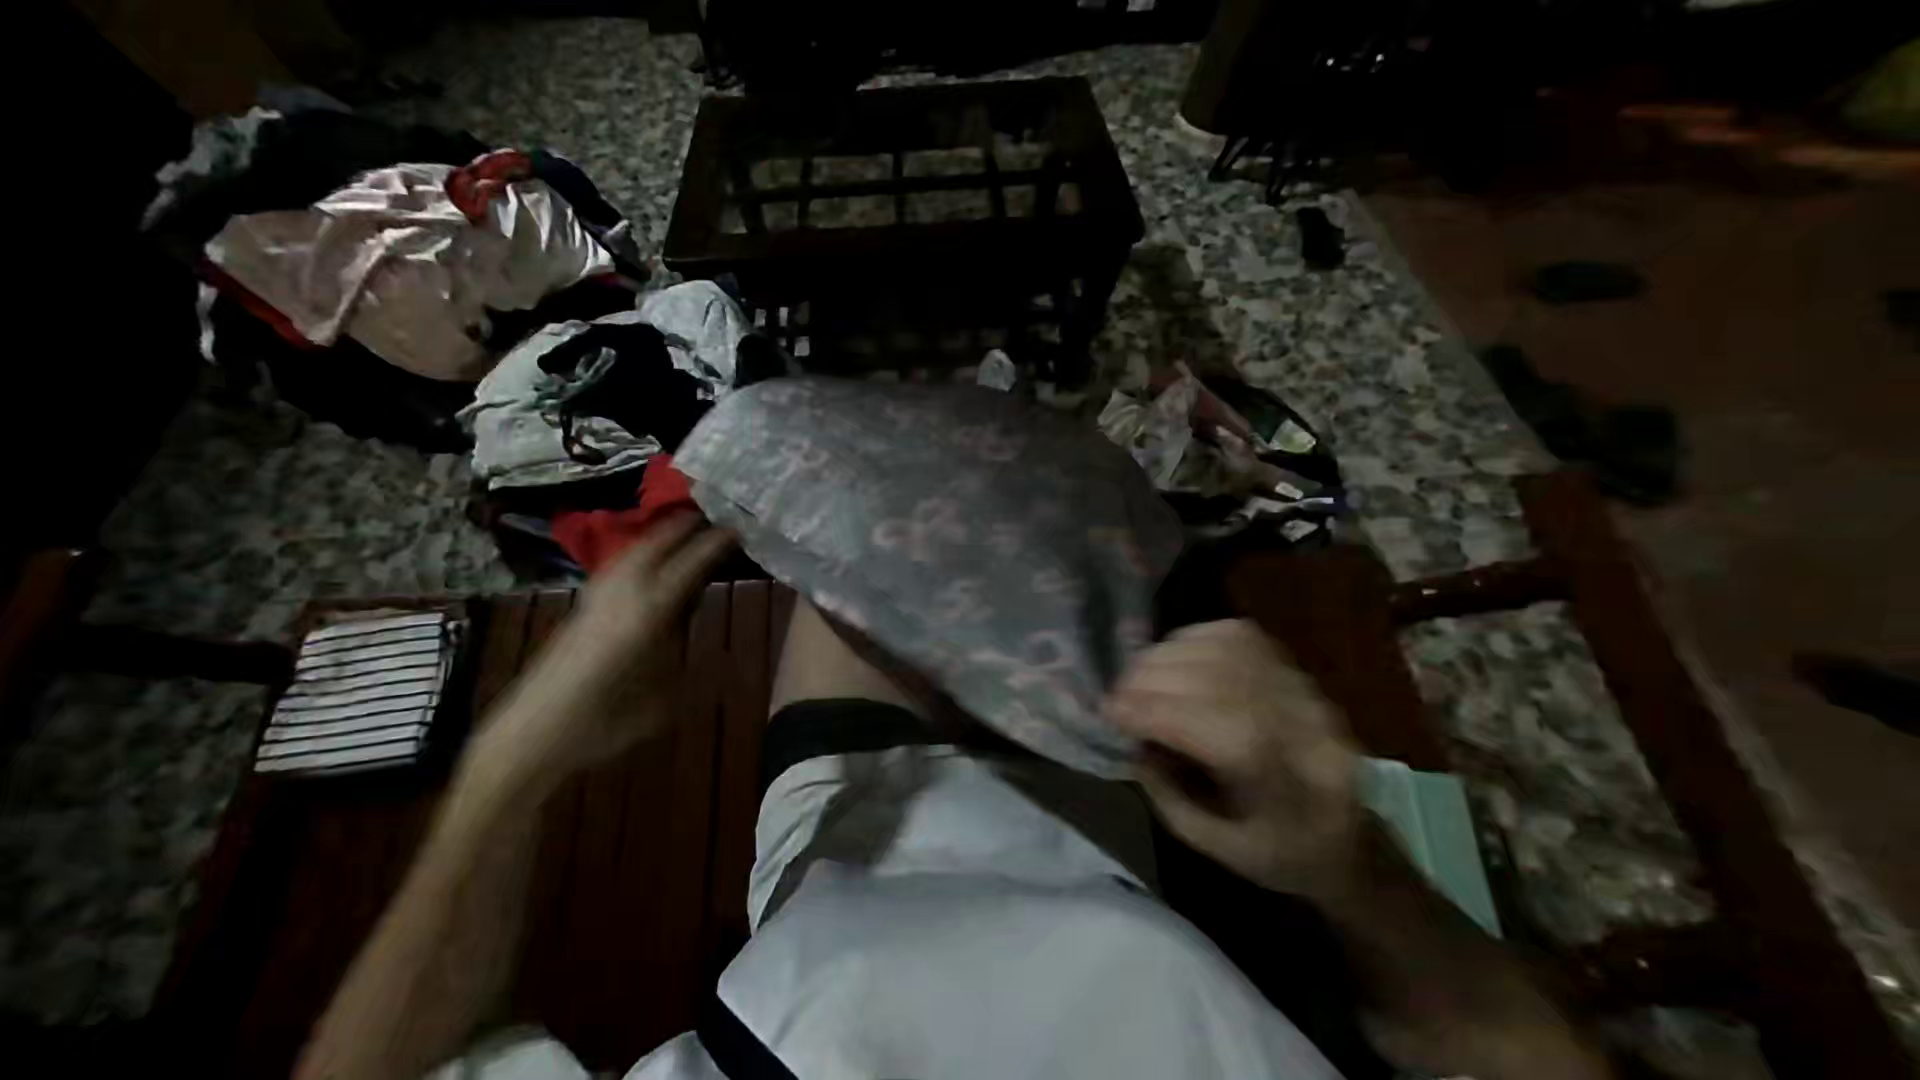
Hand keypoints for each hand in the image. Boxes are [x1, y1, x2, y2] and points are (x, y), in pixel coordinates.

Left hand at [468, 513, 733, 793]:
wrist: (533, 734)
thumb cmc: (604, 722)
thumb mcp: (661, 692)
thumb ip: (676, 647)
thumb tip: (691, 616)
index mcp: (646, 615)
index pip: (687, 567)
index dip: (711, 544)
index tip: (734, 526)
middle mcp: (620, 596)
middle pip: (654, 547)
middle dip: (680, 527)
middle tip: (708, 514)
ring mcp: (595, 600)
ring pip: (630, 554)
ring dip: (655, 536)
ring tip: (677, 528)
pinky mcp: (579, 610)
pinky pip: (615, 568)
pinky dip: (635, 554)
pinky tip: (640, 561)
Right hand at [1105, 618, 1361, 895]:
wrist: (1350, 837)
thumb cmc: (1280, 854)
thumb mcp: (1215, 846)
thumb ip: (1166, 791)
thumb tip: (1127, 739)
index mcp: (1288, 783)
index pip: (1219, 728)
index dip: (1155, 711)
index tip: (1109, 712)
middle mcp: (1303, 725)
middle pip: (1220, 679)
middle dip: (1153, 680)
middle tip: (1117, 695)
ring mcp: (1304, 690)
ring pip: (1227, 649)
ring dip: (1169, 656)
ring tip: (1138, 676)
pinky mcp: (1296, 671)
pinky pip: (1237, 636)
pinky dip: (1194, 640)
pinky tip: (1173, 658)